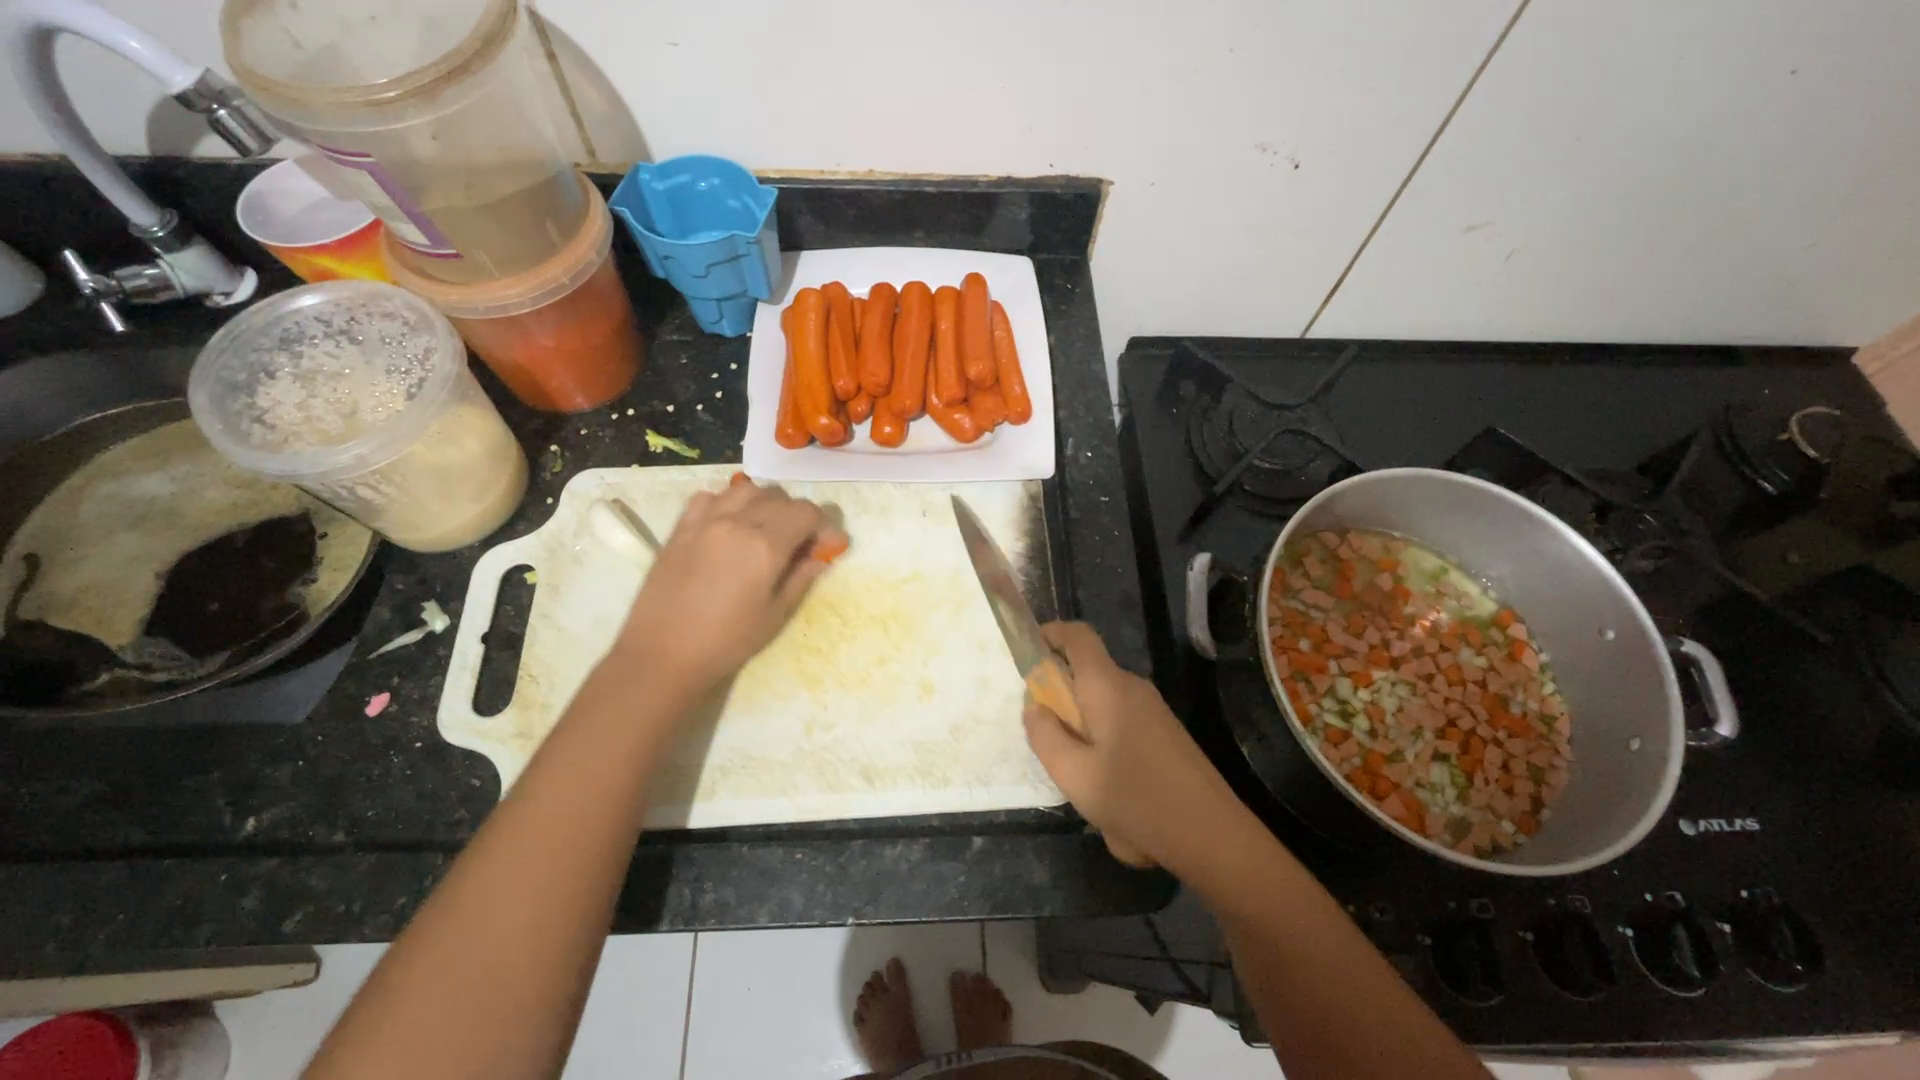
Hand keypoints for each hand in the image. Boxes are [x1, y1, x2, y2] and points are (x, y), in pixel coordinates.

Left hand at [612, 477, 846, 694]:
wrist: (662, 654)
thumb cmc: (726, 642)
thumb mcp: (775, 615)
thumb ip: (801, 578)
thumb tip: (821, 556)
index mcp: (764, 546)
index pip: (806, 512)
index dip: (824, 526)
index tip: (829, 546)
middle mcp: (736, 522)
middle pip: (779, 497)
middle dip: (798, 515)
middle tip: (800, 544)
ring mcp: (704, 521)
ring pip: (746, 490)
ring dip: (765, 504)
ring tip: (765, 530)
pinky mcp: (680, 527)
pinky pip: (710, 497)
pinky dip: (727, 503)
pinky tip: (729, 526)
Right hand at [1023, 622, 1257, 872]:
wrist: (1211, 834)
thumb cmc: (1135, 800)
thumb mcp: (1073, 774)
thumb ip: (1044, 735)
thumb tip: (1035, 706)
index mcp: (1108, 686)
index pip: (1078, 636)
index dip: (1050, 634)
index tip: (1027, 653)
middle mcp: (1133, 688)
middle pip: (1087, 673)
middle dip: (1060, 697)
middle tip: (1044, 739)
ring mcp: (1153, 711)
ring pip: (1102, 705)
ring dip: (1082, 731)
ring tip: (1079, 777)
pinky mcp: (1165, 734)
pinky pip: (1121, 725)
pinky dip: (1104, 746)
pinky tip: (1110, 792)